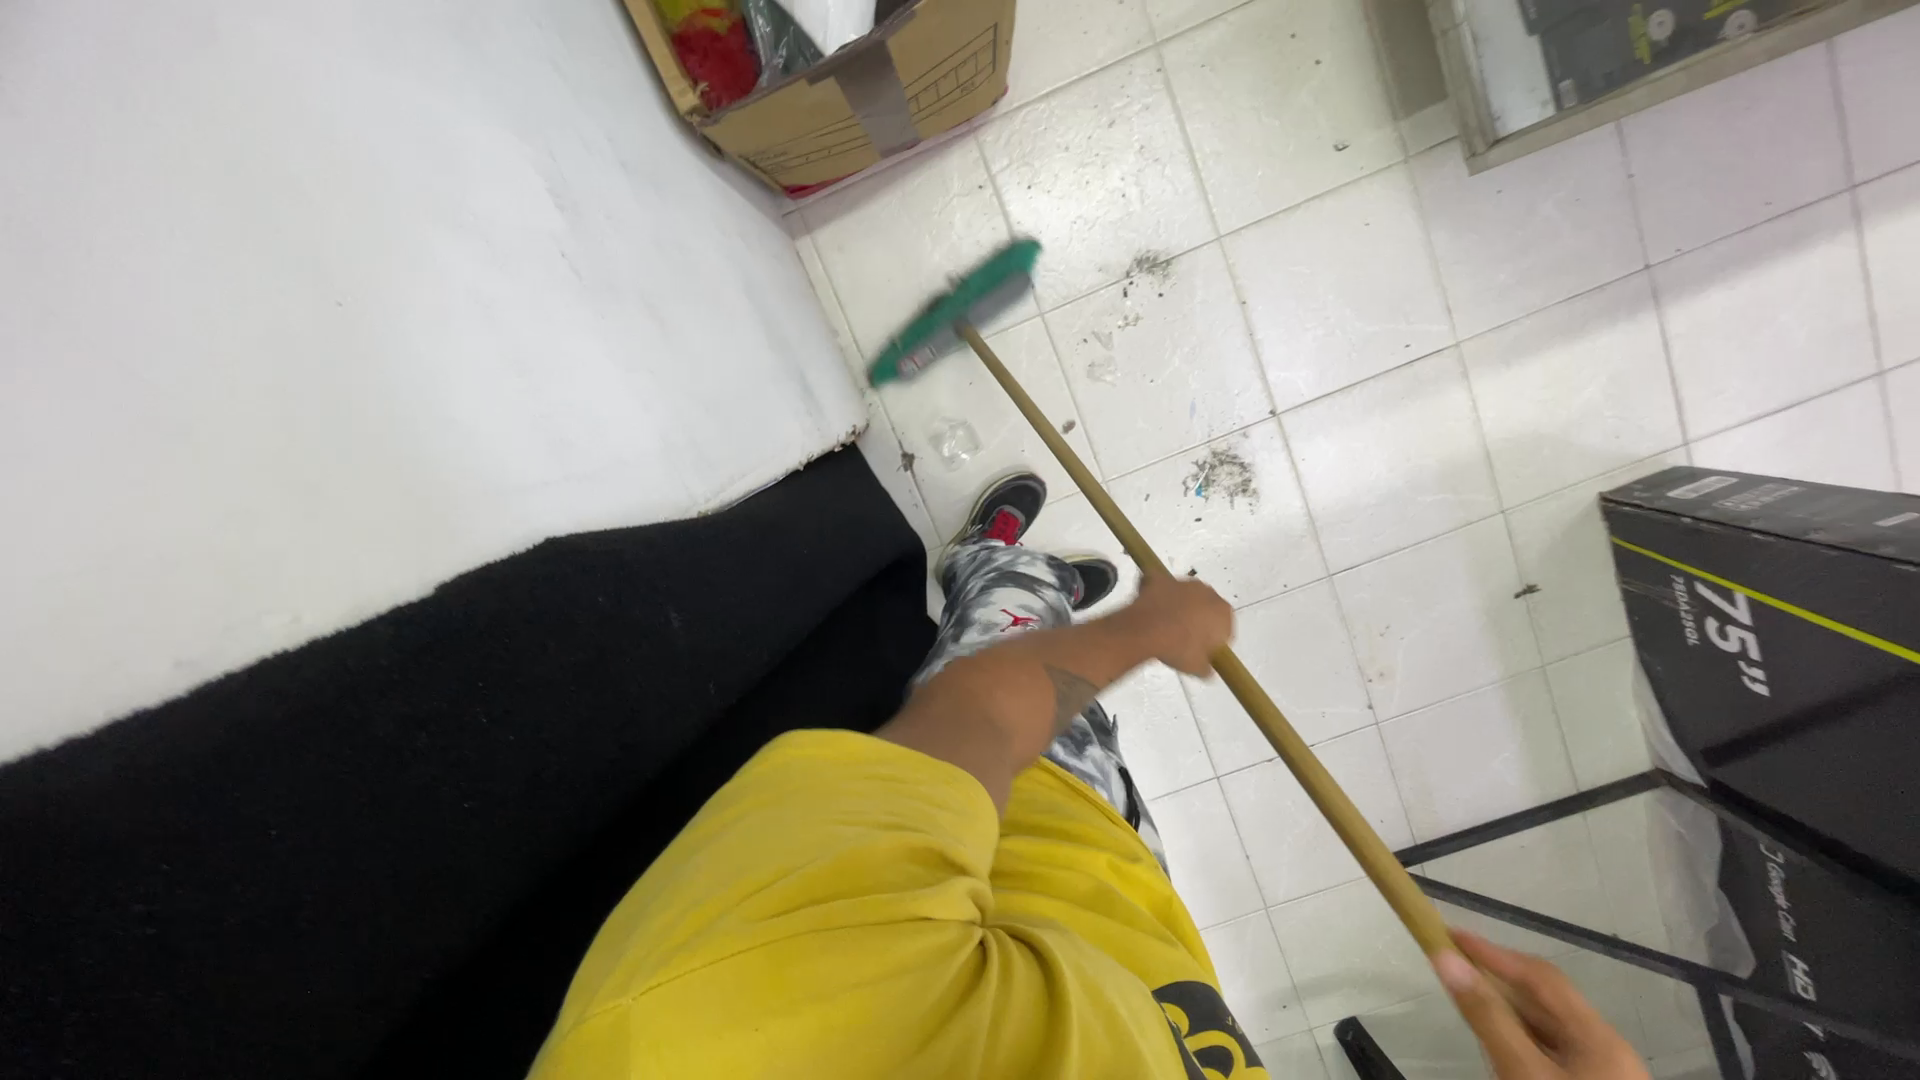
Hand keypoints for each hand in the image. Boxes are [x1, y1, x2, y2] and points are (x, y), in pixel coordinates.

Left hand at [1123, 573, 1231, 675]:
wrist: (1146, 630)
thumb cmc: (1178, 649)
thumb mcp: (1198, 668)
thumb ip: (1206, 666)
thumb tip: (1205, 669)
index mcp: (1223, 612)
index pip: (1225, 627)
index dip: (1213, 639)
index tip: (1200, 649)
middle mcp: (1207, 592)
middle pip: (1205, 607)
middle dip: (1197, 619)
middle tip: (1181, 638)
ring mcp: (1182, 582)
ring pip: (1183, 594)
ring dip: (1177, 605)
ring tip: (1163, 624)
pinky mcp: (1159, 578)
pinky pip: (1159, 585)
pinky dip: (1155, 592)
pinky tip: (1149, 606)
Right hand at [1433, 931, 1648, 1079]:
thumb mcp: (1522, 1074)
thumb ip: (1486, 1016)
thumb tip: (1445, 958)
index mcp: (1600, 1039)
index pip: (1540, 976)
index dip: (1493, 951)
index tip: (1446, 935)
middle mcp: (1607, 1050)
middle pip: (1544, 1001)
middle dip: (1497, 983)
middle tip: (1451, 971)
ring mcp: (1602, 1075)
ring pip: (1545, 1028)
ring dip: (1505, 1014)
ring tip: (1468, 1009)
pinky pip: (1549, 1055)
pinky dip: (1518, 1043)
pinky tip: (1497, 1053)